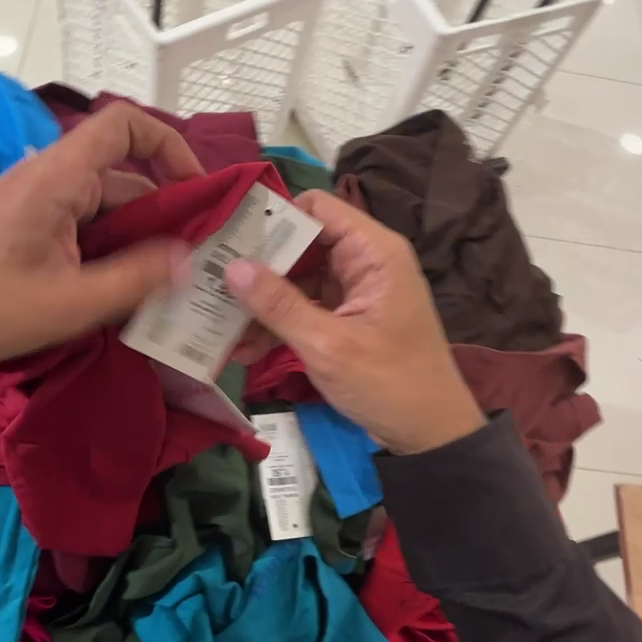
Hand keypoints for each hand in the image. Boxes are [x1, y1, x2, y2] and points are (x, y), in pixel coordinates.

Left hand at [0, 103, 202, 363]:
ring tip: (164, 281)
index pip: (124, 124)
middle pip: (121, 174)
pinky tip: (122, 285)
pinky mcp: (24, 224)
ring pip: (103, 205)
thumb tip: (189, 257)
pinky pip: (80, 223)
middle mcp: (48, 178)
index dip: (168, 145)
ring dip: (136, 236)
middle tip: (192, 257)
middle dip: (162, 211)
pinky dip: (108, 246)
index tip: (196, 190)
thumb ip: (139, 278)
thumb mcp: (74, 302)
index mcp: (58, 177)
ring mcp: (33, 201)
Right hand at [225, 190, 484, 454]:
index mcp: (373, 252)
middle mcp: (365, 261)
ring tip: (218, 319)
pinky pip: (304, 308)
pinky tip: (243, 347)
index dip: (274, 216)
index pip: (317, 208)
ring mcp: (355, 291)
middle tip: (210, 278)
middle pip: (302, 243)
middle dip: (259, 264)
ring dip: (262, 302)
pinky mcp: (346, 318)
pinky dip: (278, 324)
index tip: (229, 234)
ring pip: (298, 279)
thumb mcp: (328, 346)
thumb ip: (279, 305)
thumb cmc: (389, 383)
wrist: (431, 434)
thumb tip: (232, 267)